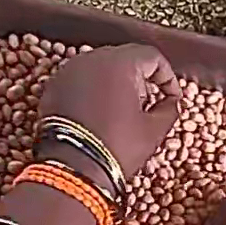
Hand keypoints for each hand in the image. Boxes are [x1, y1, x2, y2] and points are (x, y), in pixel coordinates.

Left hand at [37, 44, 180, 180]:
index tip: (171, 97)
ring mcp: (68, 72)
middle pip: (125, 59)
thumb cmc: (116, 147)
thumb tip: (172, 103)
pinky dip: (94, 94)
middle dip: (141, 81)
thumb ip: (169, 109)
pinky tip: (101, 117)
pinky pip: (81, 82)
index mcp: (120, 63)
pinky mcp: (53, 88)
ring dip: (117, 86)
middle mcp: (91, 59)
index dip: (168, 78)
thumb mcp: (153, 130)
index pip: (152, 57)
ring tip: (124, 113)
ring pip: (101, 70)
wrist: (73, 167)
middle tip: (149, 106)